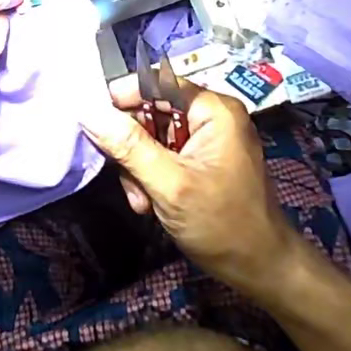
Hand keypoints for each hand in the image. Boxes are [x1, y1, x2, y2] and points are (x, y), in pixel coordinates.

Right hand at [78, 79, 301, 298]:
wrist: (260, 268)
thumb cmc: (222, 224)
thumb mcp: (170, 185)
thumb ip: (129, 147)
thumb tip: (90, 114)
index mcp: (213, 110)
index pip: (157, 82)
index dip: (123, 96)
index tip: (93, 119)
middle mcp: (210, 116)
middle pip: (150, 110)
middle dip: (131, 144)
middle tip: (124, 176)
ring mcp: (205, 139)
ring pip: (150, 135)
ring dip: (137, 167)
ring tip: (142, 200)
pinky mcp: (198, 159)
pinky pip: (161, 154)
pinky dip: (149, 176)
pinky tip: (150, 203)